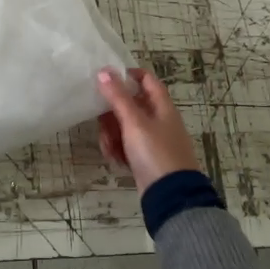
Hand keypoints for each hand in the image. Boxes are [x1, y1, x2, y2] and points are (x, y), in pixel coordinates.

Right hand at [97, 66, 201, 192]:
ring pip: (125, 126)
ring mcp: (153, 141)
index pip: (146, 80)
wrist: (170, 198)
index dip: (128, 75)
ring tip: (107, 145)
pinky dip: (118, 149)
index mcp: (162, 107)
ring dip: (112, 133)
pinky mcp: (146, 159)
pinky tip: (113, 158)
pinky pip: (127, 145)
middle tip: (99, 118)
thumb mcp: (134, 122)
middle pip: (131, 104)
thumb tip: (104, 70)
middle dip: (112, 111)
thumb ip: (118, 96)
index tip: (106, 78)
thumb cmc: (155, 153)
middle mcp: (159, 121)